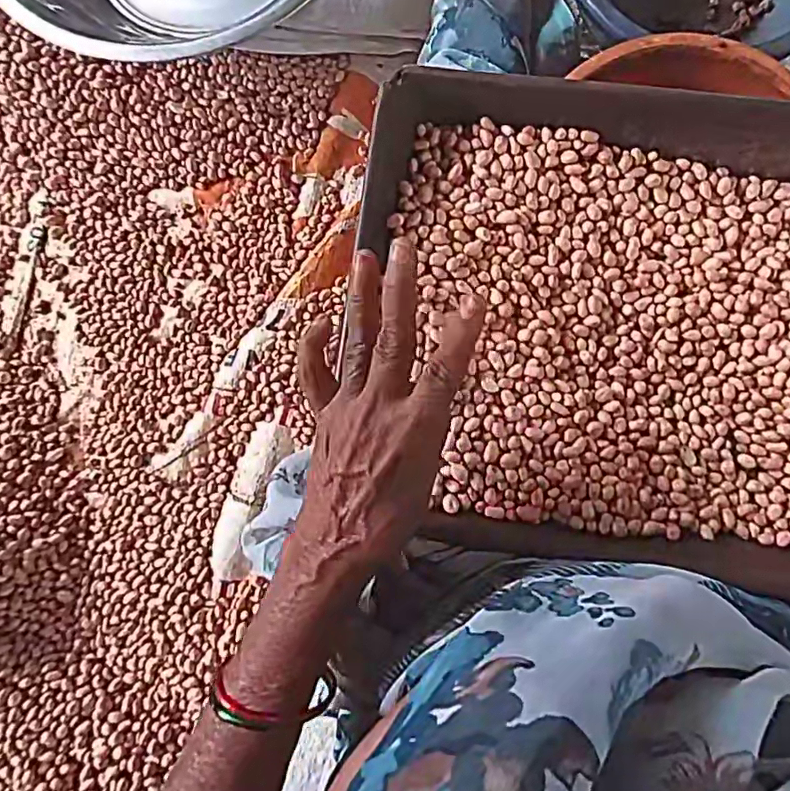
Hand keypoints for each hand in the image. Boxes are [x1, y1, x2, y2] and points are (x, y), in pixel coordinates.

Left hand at [284, 240, 484, 599]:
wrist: (337, 542)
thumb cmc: (391, 518)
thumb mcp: (429, 473)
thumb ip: (430, 425)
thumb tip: (430, 397)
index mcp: (417, 427)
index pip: (444, 370)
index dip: (462, 333)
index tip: (474, 297)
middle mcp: (382, 407)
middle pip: (395, 339)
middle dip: (402, 290)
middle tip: (404, 248)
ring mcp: (348, 406)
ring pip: (357, 343)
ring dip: (362, 298)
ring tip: (363, 260)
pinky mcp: (325, 414)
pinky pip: (315, 374)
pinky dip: (315, 346)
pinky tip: (323, 320)